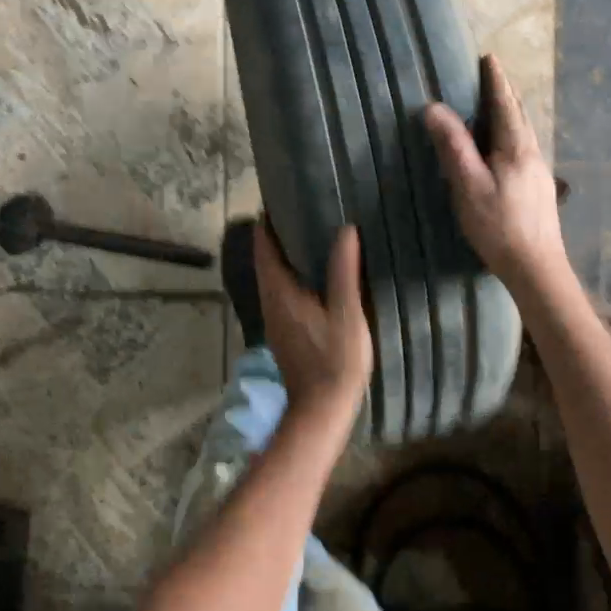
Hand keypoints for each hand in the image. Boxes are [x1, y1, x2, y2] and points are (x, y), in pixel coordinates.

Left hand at [255, 221, 372, 425]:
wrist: (320, 411)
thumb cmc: (335, 361)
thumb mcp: (347, 314)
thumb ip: (343, 271)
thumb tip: (345, 229)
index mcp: (280, 291)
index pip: (264, 246)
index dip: (268, 222)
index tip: (280, 198)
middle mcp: (269, 301)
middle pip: (265, 259)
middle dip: (276, 235)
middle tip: (299, 210)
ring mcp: (273, 319)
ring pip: (271, 277)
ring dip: (283, 256)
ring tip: (306, 236)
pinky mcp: (283, 332)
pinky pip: (279, 292)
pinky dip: (289, 275)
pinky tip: (311, 276)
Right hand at [424, 54, 568, 290]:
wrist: (537, 268)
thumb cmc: (498, 225)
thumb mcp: (468, 185)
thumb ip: (453, 146)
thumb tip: (434, 108)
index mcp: (516, 149)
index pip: (504, 105)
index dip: (495, 81)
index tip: (489, 58)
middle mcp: (532, 155)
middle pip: (518, 116)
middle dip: (504, 94)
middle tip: (490, 75)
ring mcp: (538, 173)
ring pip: (522, 134)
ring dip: (508, 115)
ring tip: (493, 107)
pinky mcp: (537, 190)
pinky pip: (521, 150)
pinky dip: (509, 135)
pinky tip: (501, 149)